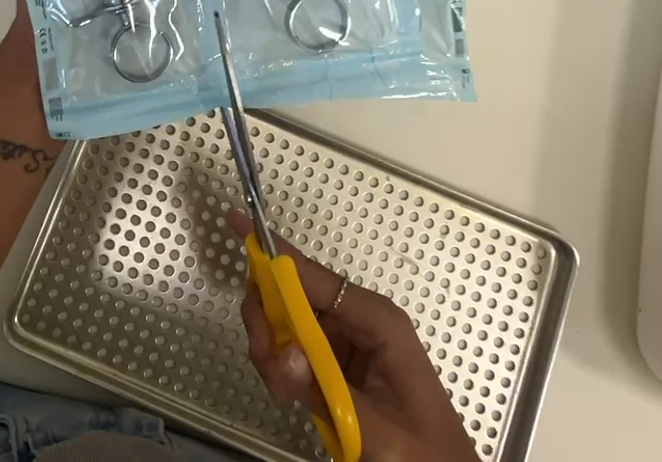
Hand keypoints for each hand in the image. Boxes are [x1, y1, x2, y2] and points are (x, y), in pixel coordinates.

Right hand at [230, 213, 477, 461]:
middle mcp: (359, 317)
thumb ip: (327, 394)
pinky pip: (291, 342)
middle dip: (265, 319)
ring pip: (284, 317)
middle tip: (264, 362)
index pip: (315, 276)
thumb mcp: (379, 432)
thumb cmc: (425, 453)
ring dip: (269, 347)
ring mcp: (344, 335)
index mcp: (378, 321)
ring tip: (280, 390)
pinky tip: (286, 391)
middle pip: (291, 292)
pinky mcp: (333, 356)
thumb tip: (282, 353)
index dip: (273, 251)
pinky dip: (277, 362)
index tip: (236, 222)